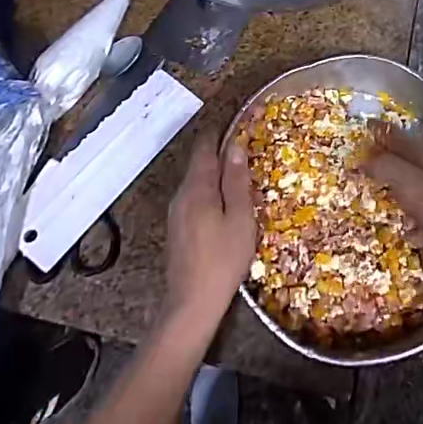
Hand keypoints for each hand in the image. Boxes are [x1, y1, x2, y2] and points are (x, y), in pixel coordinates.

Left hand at [162, 129, 258, 330]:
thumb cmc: (223, 259)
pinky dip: (210, 192)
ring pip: (197, 182)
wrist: (192, 302)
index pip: (205, 147)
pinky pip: (194, 198)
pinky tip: (225, 204)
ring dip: (216, 174)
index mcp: (197, 187)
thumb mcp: (240, 218)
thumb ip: (237, 181)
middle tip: (246, 148)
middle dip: (220, 152)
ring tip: (240, 175)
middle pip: (200, 163)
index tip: (237, 121)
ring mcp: (176, 212)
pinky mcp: (177, 228)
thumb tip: (235, 146)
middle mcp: (181, 194)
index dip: (220, 131)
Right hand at [359, 124, 422, 259]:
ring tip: (396, 214)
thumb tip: (363, 157)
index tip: (363, 129)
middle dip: (387, 167)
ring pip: (416, 185)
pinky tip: (421, 236)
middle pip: (405, 158)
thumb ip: (383, 167)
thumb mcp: (407, 184)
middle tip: (368, 174)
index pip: (395, 134)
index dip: (378, 131)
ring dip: (404, 199)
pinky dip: (421, 220)